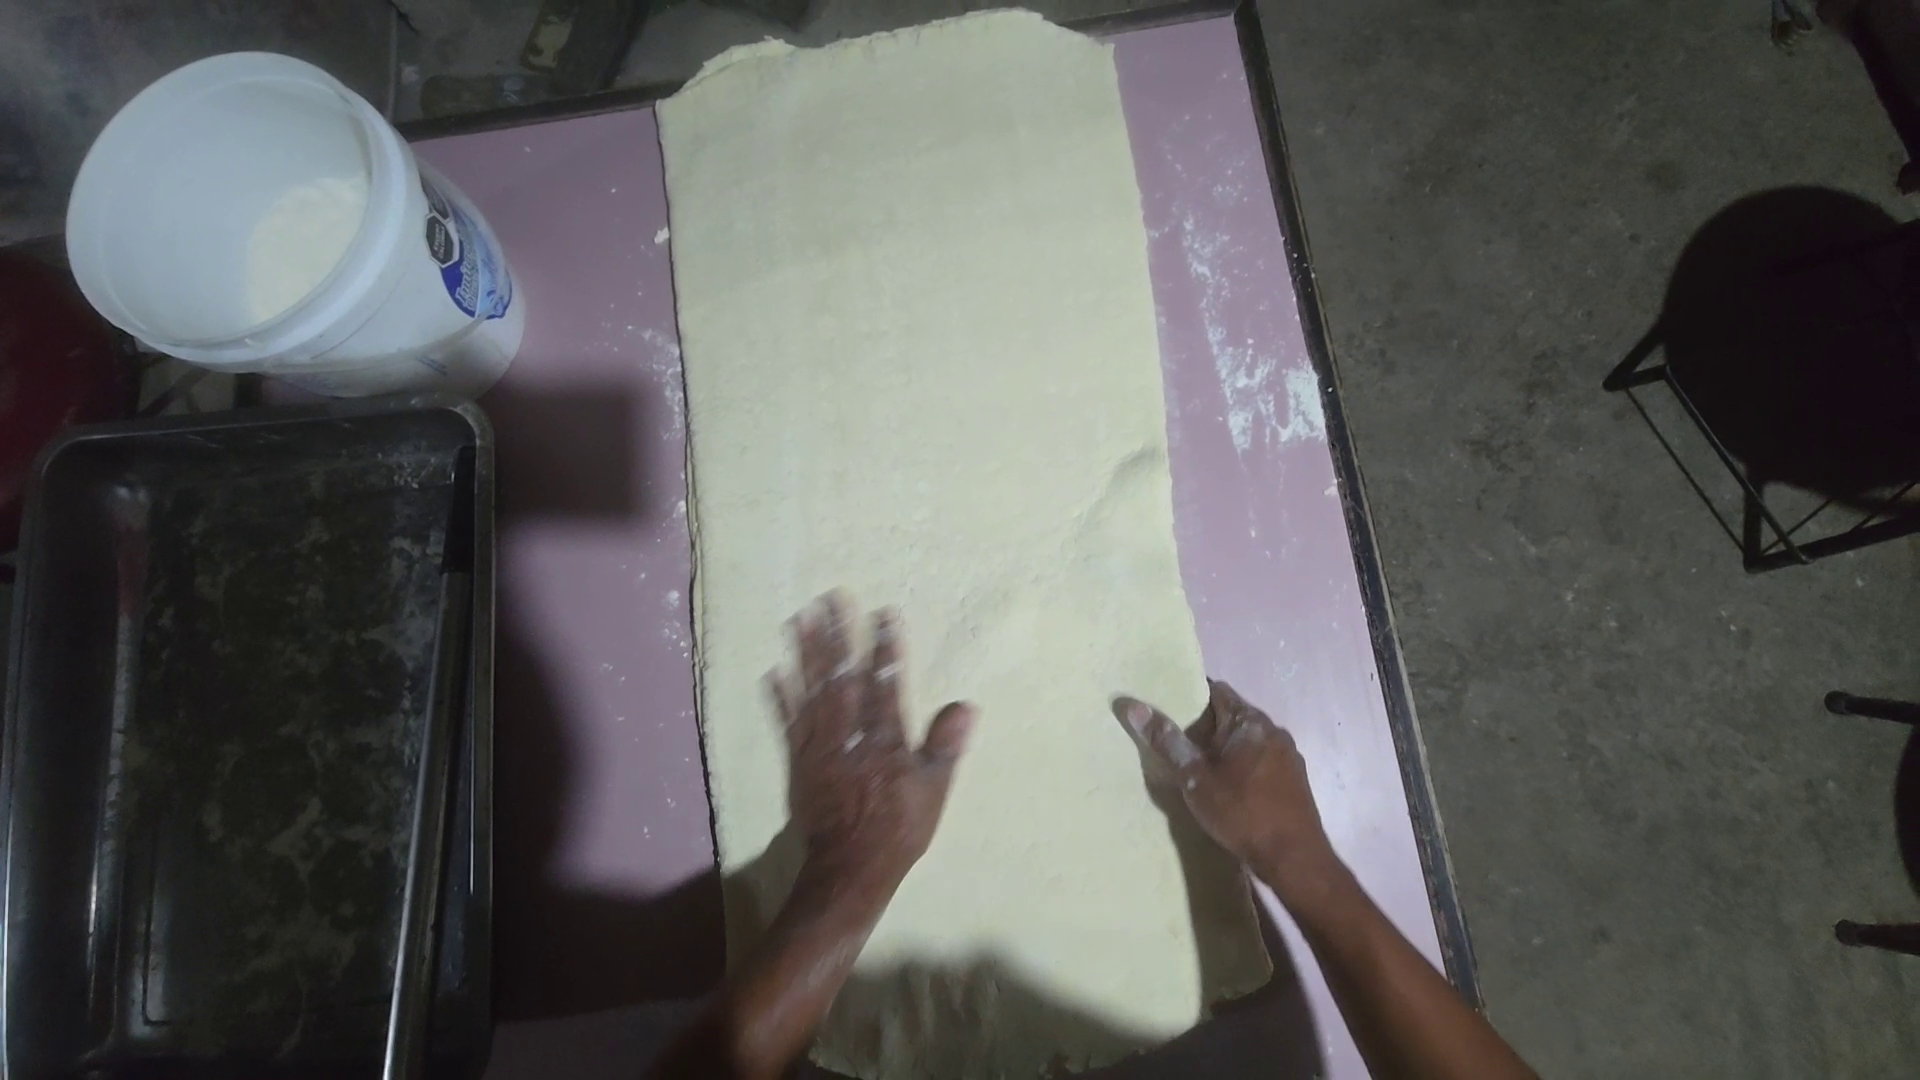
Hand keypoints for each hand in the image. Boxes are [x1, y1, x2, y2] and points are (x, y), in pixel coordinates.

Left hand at [768, 593, 975, 897]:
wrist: (850, 868)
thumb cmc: (899, 828)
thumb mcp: (934, 791)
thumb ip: (946, 746)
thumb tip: (966, 705)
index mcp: (885, 740)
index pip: (885, 684)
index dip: (885, 647)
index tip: (883, 613)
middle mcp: (849, 736)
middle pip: (843, 677)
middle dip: (838, 635)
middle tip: (832, 598)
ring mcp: (819, 747)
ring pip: (811, 692)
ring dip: (805, 653)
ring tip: (800, 618)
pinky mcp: (798, 761)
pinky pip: (787, 724)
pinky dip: (779, 697)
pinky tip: (774, 670)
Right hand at [1118, 680, 1343, 905]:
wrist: (1294, 861)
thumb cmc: (1241, 813)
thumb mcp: (1195, 778)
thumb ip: (1166, 741)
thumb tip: (1133, 705)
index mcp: (1250, 721)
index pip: (1215, 690)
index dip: (1189, 695)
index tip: (1166, 708)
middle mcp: (1273, 730)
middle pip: (1230, 714)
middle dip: (1203, 724)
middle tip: (1174, 741)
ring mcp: (1287, 755)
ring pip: (1246, 738)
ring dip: (1222, 746)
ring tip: (1195, 764)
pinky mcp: (1293, 779)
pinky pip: (1259, 757)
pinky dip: (1240, 762)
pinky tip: (1226, 785)